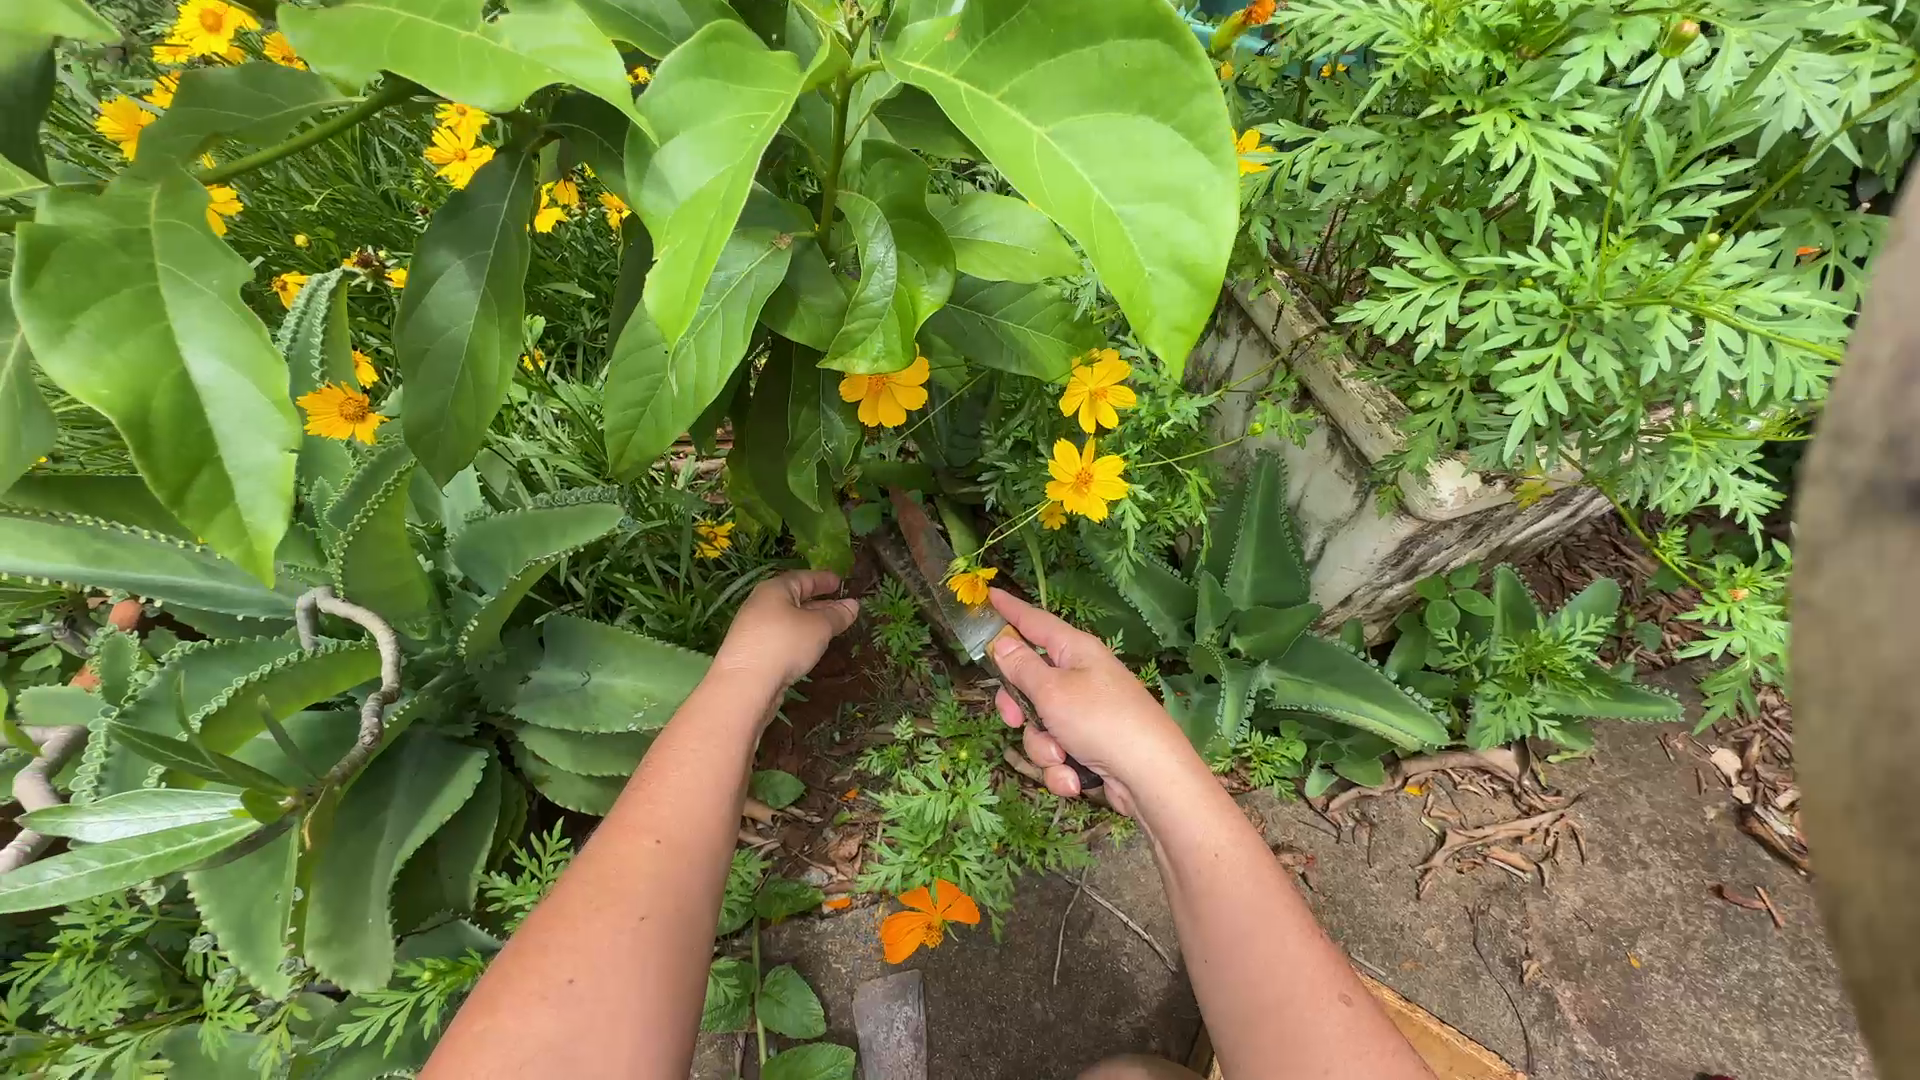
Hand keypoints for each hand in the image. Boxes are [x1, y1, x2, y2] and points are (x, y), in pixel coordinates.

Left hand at [713, 571, 859, 698]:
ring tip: (831, 628)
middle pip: (794, 599)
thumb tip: (853, 605)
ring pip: (789, 620)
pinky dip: (799, 638)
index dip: (823, 580)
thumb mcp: (819, 627)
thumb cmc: (785, 644)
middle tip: (842, 607)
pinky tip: (810, 648)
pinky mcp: (753, 652)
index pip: (803, 577)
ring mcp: (755, 629)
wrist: (745, 685)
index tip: (840, 582)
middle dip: (820, 603)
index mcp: (775, 590)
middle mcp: (761, 605)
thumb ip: (837, 615)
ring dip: (810, 622)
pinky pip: (782, 637)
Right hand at [986, 588, 1194, 815]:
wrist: (1150, 777)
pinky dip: (1061, 767)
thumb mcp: (1052, 690)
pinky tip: (1075, 779)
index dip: (1010, 609)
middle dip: (1019, 708)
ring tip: (1061, 758)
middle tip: (1015, 720)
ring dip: (1043, 747)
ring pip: (1040, 724)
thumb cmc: (1101, 720)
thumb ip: (1021, 667)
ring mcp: (1086, 713)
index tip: (990, 595)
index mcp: (1075, 650)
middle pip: (1029, 681)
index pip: (1035, 622)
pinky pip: (1058, 751)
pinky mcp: (1089, 746)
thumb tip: (1002, 641)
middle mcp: (1080, 676)